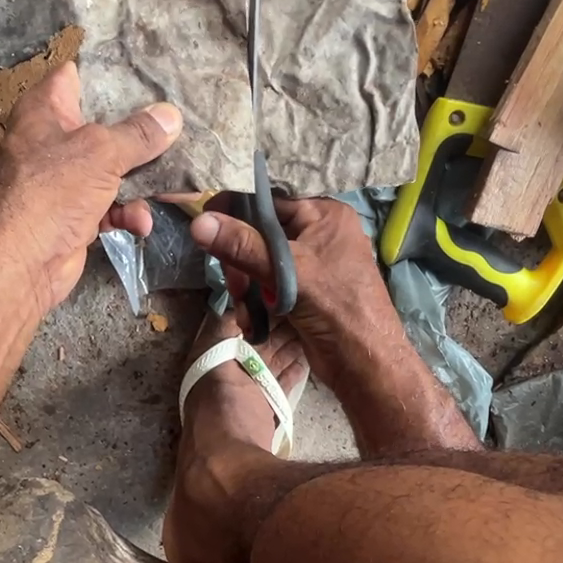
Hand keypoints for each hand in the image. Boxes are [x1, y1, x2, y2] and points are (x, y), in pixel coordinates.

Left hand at [0, 62, 182, 312]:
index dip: (112, 70)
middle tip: (180, 126)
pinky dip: (126, 213)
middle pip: (104, 126)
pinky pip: (109, 206)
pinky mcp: (74, 216)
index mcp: (45, 110)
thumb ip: (138, 134)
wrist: (20, 264)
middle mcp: (52, 141)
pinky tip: (140, 223)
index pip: (78, 75)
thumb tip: (172, 116)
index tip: (152, 69)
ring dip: (141, 181)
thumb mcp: (100, 153)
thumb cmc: (50, 192)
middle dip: (141, 131)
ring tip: (172, 187)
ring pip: (113, 170)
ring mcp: (63, 181)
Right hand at [190, 195, 407, 383]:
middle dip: (241, 264)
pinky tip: (254, 321)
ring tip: (248, 312)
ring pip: (257, 264)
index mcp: (324, 214)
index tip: (206, 228)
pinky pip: (265, 286)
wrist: (363, 362)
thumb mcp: (286, 271)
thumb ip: (242, 245)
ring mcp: (308, 264)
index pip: (269, 200)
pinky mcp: (300, 291)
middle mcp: (316, 233)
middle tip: (238, 289)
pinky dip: (255, 303)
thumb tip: (199, 221)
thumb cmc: (336, 307)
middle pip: (258, 235)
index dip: (235, 213)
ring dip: (245, 290)